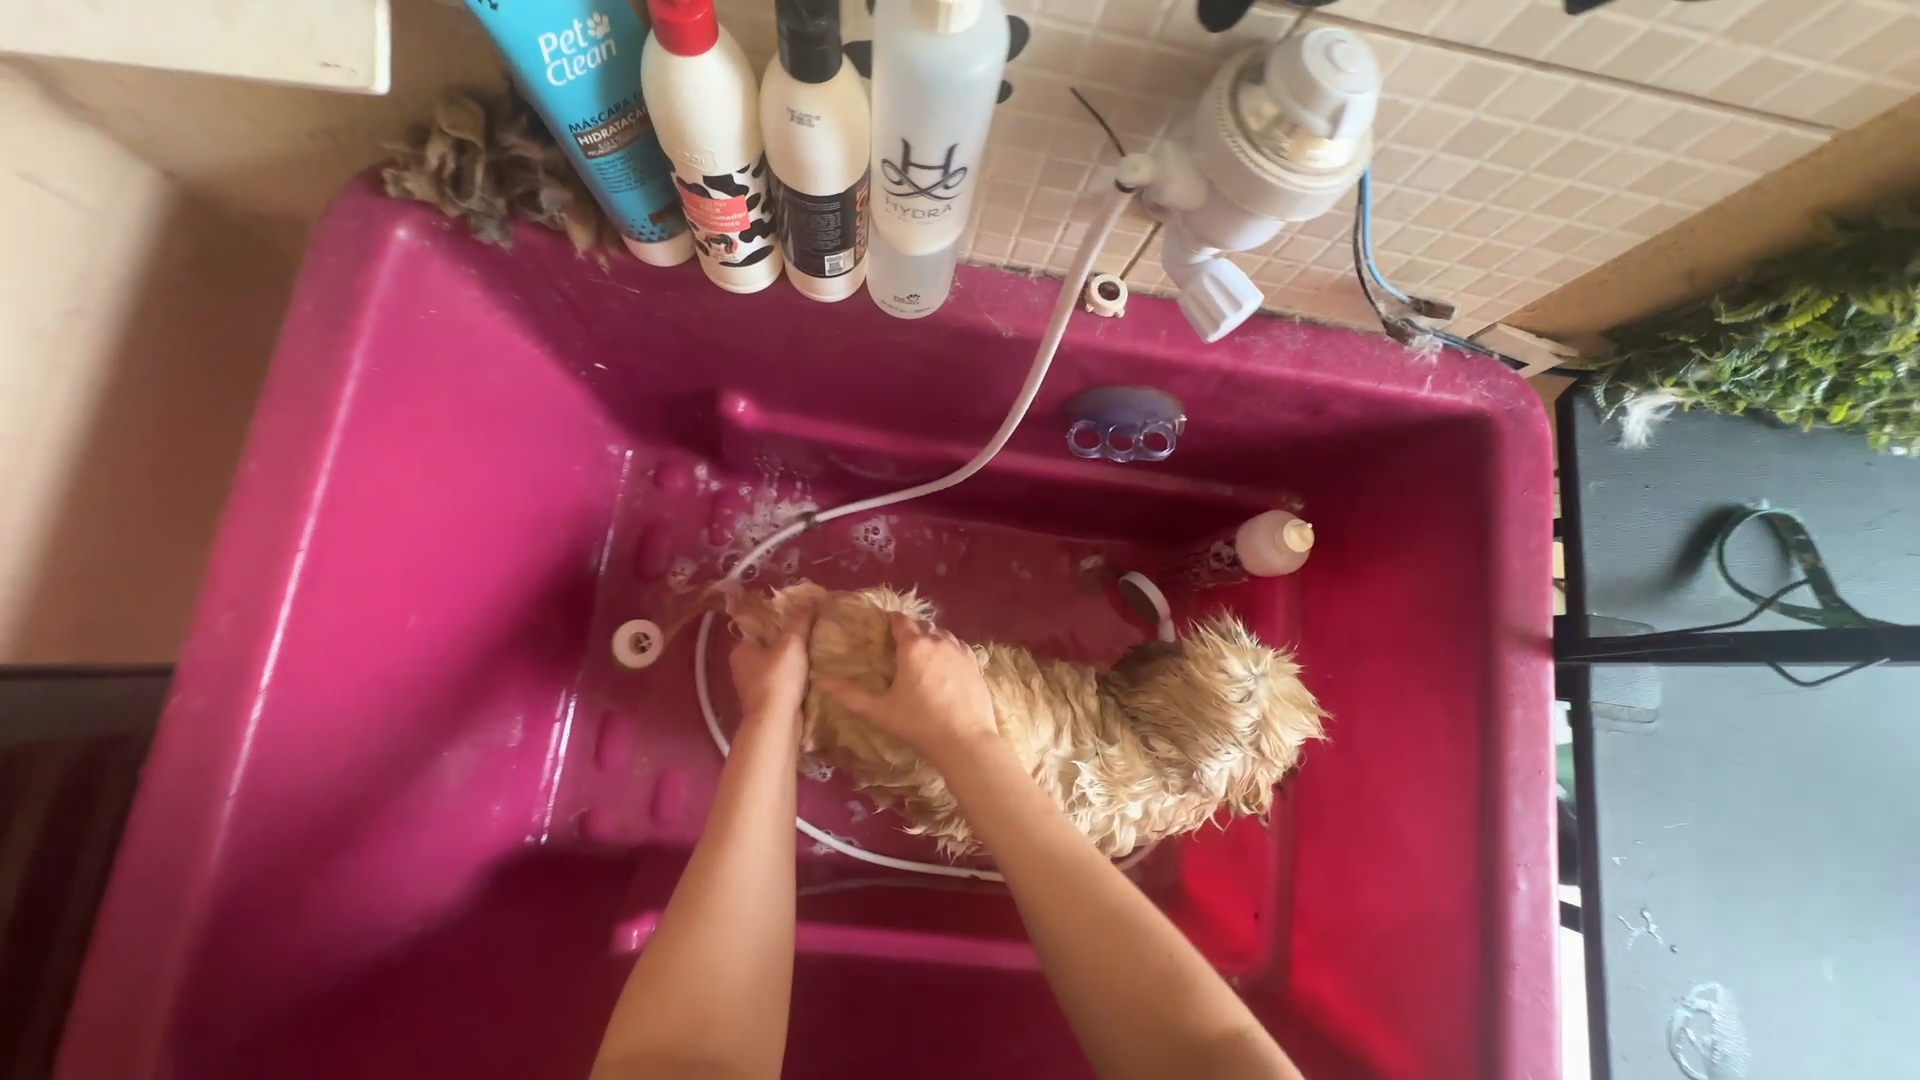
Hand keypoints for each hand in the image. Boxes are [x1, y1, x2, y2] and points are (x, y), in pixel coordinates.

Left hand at [728, 606, 813, 720]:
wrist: (776, 722)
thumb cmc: (778, 678)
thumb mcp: (792, 644)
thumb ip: (800, 621)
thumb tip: (808, 599)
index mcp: (741, 649)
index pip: (760, 628)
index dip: (780, 623)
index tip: (800, 621)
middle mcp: (741, 667)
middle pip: (768, 647)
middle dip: (787, 644)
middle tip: (810, 636)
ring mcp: (751, 687)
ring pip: (775, 666)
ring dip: (791, 663)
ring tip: (814, 654)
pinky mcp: (764, 702)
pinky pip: (780, 683)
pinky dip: (792, 680)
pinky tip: (809, 676)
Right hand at [818, 613, 998, 763]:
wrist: (965, 741)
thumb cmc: (918, 724)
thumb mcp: (879, 711)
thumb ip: (849, 694)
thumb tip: (819, 679)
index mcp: (914, 646)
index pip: (901, 621)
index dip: (891, 620)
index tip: (884, 627)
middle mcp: (938, 641)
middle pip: (923, 625)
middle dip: (911, 629)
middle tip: (900, 644)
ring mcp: (960, 651)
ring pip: (943, 633)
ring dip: (931, 637)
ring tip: (922, 653)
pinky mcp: (976, 663)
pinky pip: (959, 646)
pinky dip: (949, 648)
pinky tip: (945, 663)